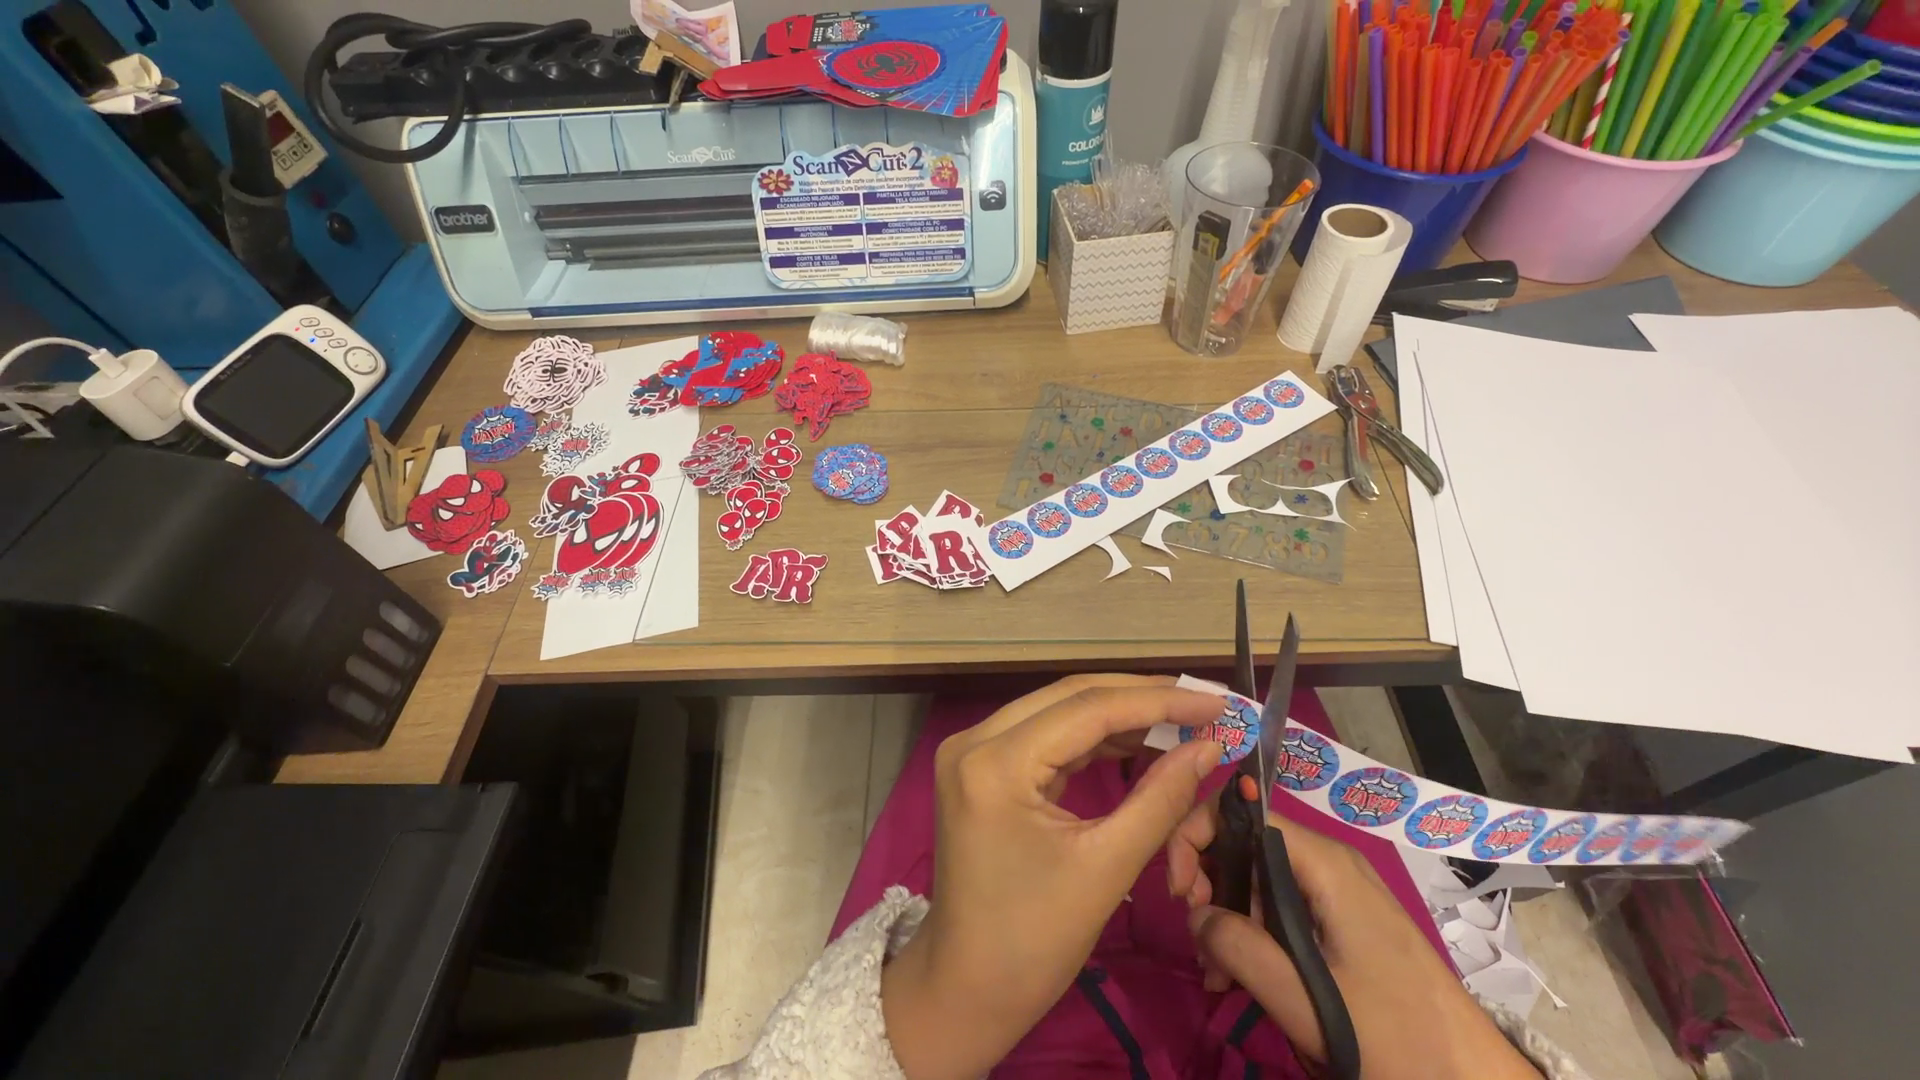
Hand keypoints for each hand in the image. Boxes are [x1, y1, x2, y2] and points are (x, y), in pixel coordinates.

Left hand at [881, 675, 1225, 1079]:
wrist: (969, 987)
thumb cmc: (1034, 940)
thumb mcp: (1107, 867)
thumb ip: (1161, 797)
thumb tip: (1209, 747)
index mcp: (995, 762)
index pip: (1088, 708)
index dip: (1160, 700)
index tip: (1219, 704)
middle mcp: (974, 740)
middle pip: (1071, 698)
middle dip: (1143, 698)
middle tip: (1207, 706)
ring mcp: (973, 751)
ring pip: (1059, 711)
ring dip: (1122, 715)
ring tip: (1185, 722)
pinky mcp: (983, 768)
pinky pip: (1046, 737)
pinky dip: (1094, 738)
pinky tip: (1140, 742)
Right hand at [1167, 804, 1542, 1079]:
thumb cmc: (1395, 1035)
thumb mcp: (1305, 997)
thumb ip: (1238, 947)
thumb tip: (1194, 914)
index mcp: (1323, 863)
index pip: (1242, 814)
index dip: (1197, 839)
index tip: (1179, 895)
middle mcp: (1329, 864)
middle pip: (1245, 848)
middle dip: (1208, 888)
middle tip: (1199, 947)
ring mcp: (1338, 894)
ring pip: (1259, 883)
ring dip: (1228, 921)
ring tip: (1218, 977)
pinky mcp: (1343, 924)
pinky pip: (1282, 911)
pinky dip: (1253, 937)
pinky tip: (1240, 979)